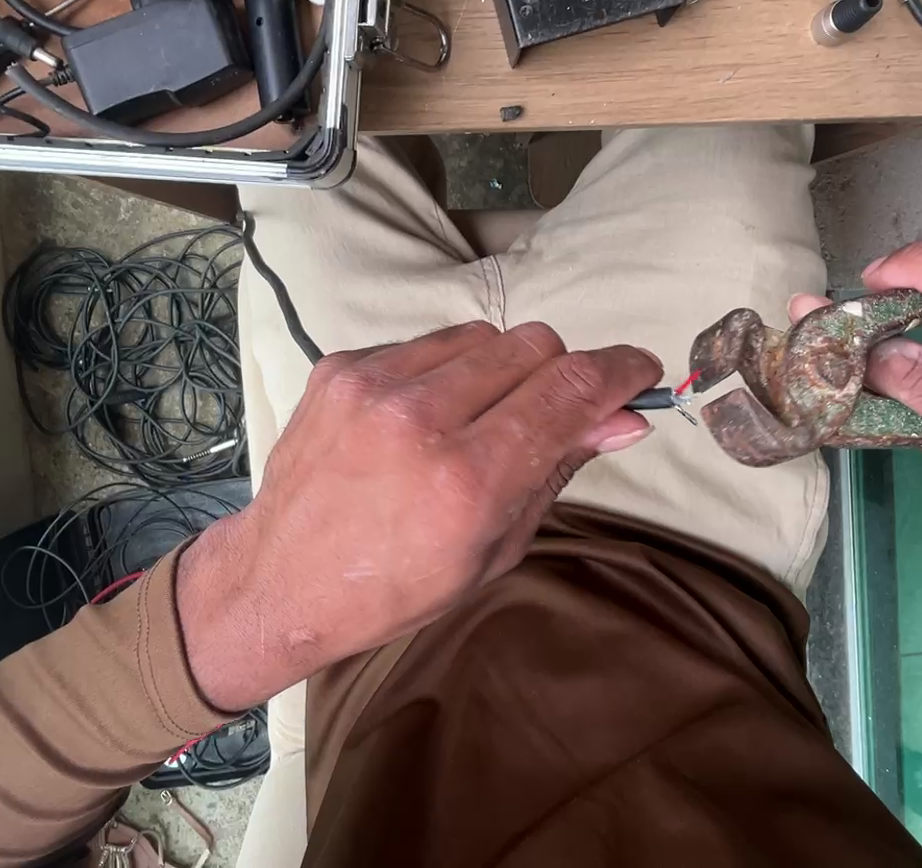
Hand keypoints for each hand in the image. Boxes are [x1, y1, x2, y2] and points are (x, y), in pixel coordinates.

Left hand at [176, 321, 661, 709]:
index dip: (619, 371)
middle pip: (533, 344)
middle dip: (560, 371)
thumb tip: (624, 420)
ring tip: (478, 416)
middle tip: (550, 410)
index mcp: (467, 481)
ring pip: (482, 334)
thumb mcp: (494, 550)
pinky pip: (426, 342)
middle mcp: (419, 418)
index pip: (569, 389)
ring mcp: (372, 383)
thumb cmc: (397, 587)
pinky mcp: (340, 366)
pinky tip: (425, 412)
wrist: (281, 579)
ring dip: (502, 367)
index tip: (640, 370)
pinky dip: (445, 370)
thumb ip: (559, 470)